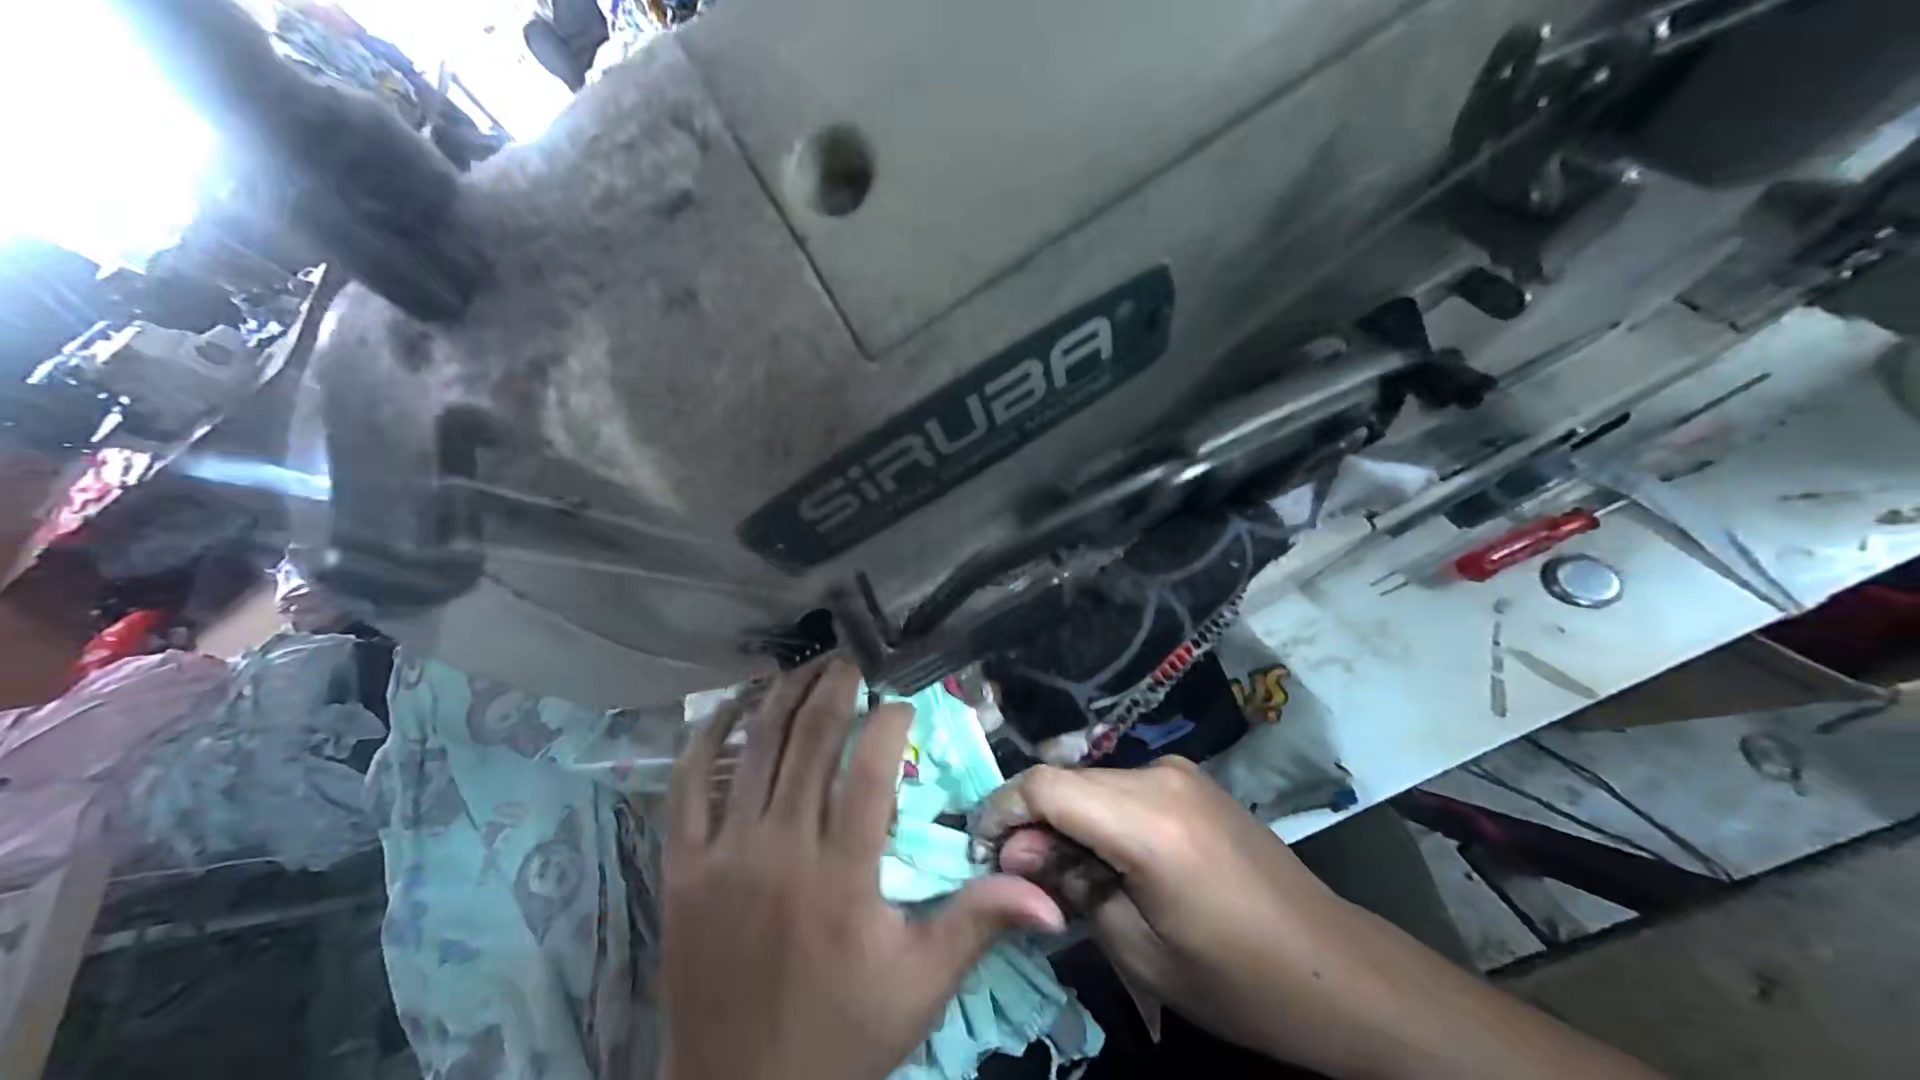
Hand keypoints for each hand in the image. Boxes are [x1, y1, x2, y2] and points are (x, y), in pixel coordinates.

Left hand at [661, 659, 1065, 1079]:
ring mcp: (724, 853)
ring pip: (754, 749)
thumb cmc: (840, 1034)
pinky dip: (706, 738)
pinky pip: (687, 785)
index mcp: (843, 873)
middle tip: (850, 662)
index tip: (901, 703)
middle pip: (809, 740)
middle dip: (833, 689)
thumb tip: (1048, 893)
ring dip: (779, 697)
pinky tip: (727, 709)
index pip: (870, 768)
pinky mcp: (682, 867)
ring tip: (802, 668)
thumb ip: (978, 924)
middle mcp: (782, 847)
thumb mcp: (920, 986)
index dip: (888, 722)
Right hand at [974, 758, 1664, 1079]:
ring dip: (1064, 824)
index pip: (1045, 785)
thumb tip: (1020, 852)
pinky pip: (1120, 790)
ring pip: (1090, 783)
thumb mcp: (1137, 948)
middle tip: (1019, 877)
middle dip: (1031, 823)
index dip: (1001, 811)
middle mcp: (1161, 776)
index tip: (980, 850)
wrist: (1339, 972)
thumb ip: (1069, 886)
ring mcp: (1179, 774)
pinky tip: (1101, 865)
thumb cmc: (1237, 979)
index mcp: (1148, 819)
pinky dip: (1096, 821)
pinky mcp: (1190, 785)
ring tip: (1063, 880)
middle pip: (1064, 780)